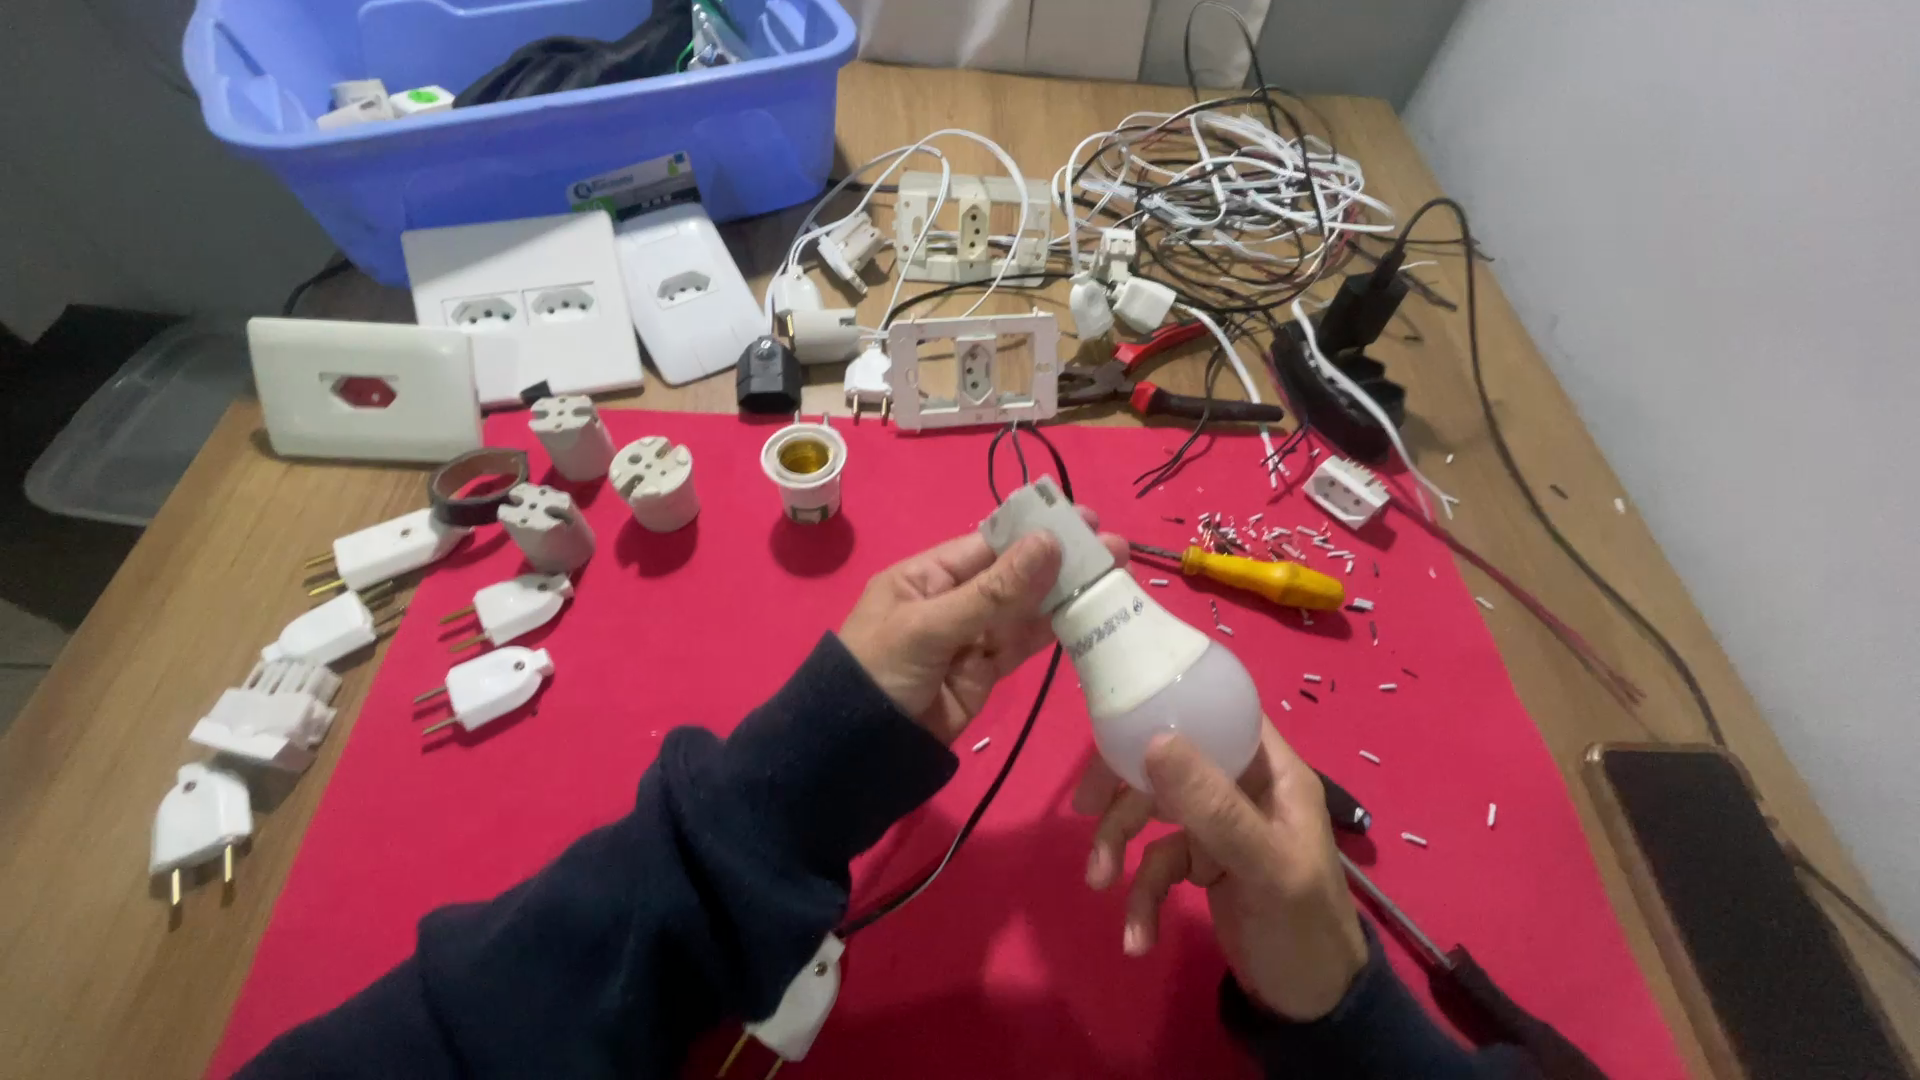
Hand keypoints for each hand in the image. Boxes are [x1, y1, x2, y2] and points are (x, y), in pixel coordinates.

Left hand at [839, 511, 1126, 744]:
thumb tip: (1049, 542)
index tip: (1081, 520)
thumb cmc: (880, 672)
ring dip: (1067, 593)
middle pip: (1014, 573)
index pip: (988, 544)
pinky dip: (1056, 629)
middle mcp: (953, 599)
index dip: (1034, 531)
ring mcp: (971, 636)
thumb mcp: (930, 627)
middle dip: (1060, 560)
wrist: (860, 753)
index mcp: (928, 576)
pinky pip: (1024, 643)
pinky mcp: (986, 671)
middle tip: (1113, 547)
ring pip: (1025, 608)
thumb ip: (993, 592)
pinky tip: (1091, 612)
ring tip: (1115, 573)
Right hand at [1072, 723, 1367, 1020]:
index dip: (1170, 707)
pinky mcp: (1199, 861)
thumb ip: (1213, 807)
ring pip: (1151, 811)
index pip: (1216, 715)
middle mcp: (1239, 786)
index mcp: (1268, 771)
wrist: (1312, 1009)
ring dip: (1120, 844)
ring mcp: (1216, 824)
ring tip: (1099, 881)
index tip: (1118, 719)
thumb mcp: (1263, 868)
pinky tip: (1138, 935)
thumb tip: (1153, 742)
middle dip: (1123, 789)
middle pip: (1168, 762)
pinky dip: (1140, 894)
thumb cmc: (1304, 929)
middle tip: (1084, 807)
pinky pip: (1155, 861)